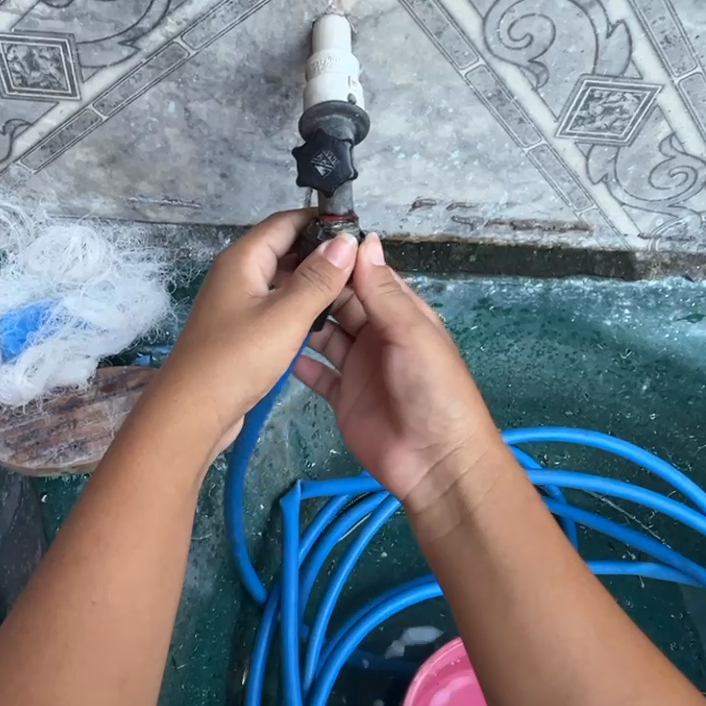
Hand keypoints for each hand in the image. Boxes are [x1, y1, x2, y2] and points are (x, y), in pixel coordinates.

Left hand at [152, 210, 356, 442]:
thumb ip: (319, 278)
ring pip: (282, 280)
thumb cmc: (237, 358)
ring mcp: (238, 303)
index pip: (285, 222)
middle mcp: (238, 274)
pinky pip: (275, 306)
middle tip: (362, 263)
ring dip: (313, 282)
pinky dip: (300, 306)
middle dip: (321, 253)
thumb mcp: (286, 316)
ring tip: (352, 288)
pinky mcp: (241, 329)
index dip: (320, 221)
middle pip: (284, 249)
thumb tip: (347, 240)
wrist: (193, 411)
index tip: (357, 228)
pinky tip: (325, 318)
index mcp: (242, 259)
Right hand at [295, 234, 503, 512]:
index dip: (341, 261)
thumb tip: (366, 241)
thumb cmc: (432, 391)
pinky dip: (300, 364)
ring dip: (304, 323)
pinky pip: (318, 374)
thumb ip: (383, 292)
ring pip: (326, 337)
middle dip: (316, 289)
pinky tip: (275, 350)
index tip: (304, 241)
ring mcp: (359, 369)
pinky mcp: (343, 398)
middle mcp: (378, 337)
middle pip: (342, 305)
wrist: (435, 464)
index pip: (367, 279)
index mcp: (402, 316)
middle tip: (276, 271)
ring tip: (270, 305)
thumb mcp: (412, 334)